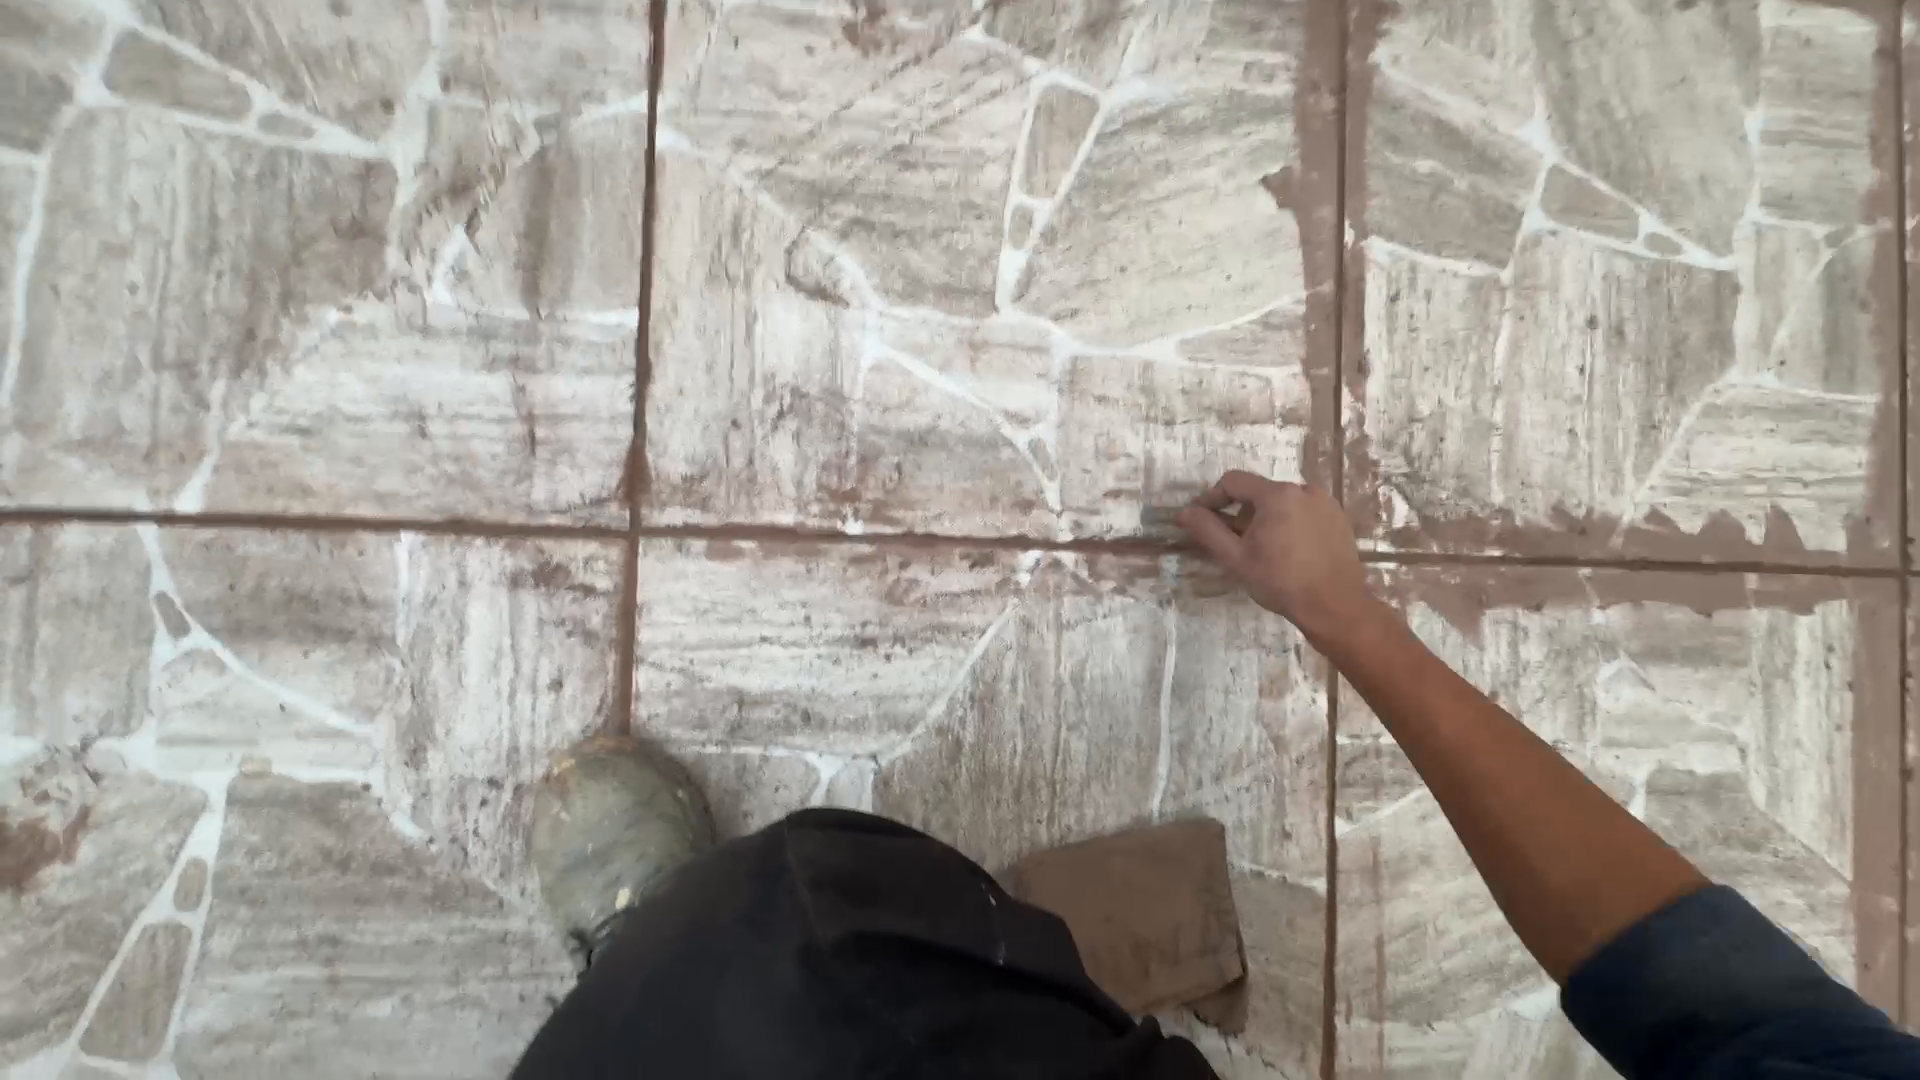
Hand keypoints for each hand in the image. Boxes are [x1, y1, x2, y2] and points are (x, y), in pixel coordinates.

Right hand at [1173, 471, 1372, 636]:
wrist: (1335, 606)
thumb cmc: (1280, 581)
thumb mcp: (1235, 557)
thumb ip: (1207, 530)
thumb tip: (1183, 512)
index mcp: (1277, 494)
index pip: (1233, 481)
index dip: (1212, 498)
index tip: (1203, 520)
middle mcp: (1304, 489)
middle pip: (1259, 491)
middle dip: (1240, 512)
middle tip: (1233, 542)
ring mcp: (1325, 503)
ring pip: (1282, 502)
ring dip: (1264, 518)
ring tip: (1262, 549)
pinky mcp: (1338, 518)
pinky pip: (1303, 511)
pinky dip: (1288, 523)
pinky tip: (1288, 551)